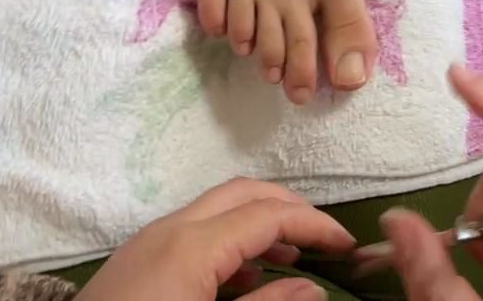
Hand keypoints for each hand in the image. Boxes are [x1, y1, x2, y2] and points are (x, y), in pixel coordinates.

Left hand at [78, 178, 353, 300]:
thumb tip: (313, 288)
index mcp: (191, 246)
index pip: (267, 214)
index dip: (312, 223)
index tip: (345, 244)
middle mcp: (171, 228)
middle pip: (242, 193)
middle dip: (286, 206)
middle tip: (322, 237)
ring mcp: (149, 241)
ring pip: (217, 208)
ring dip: (258, 221)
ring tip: (291, 256)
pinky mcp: (137, 260)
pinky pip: (195, 232)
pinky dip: (230, 240)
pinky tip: (245, 278)